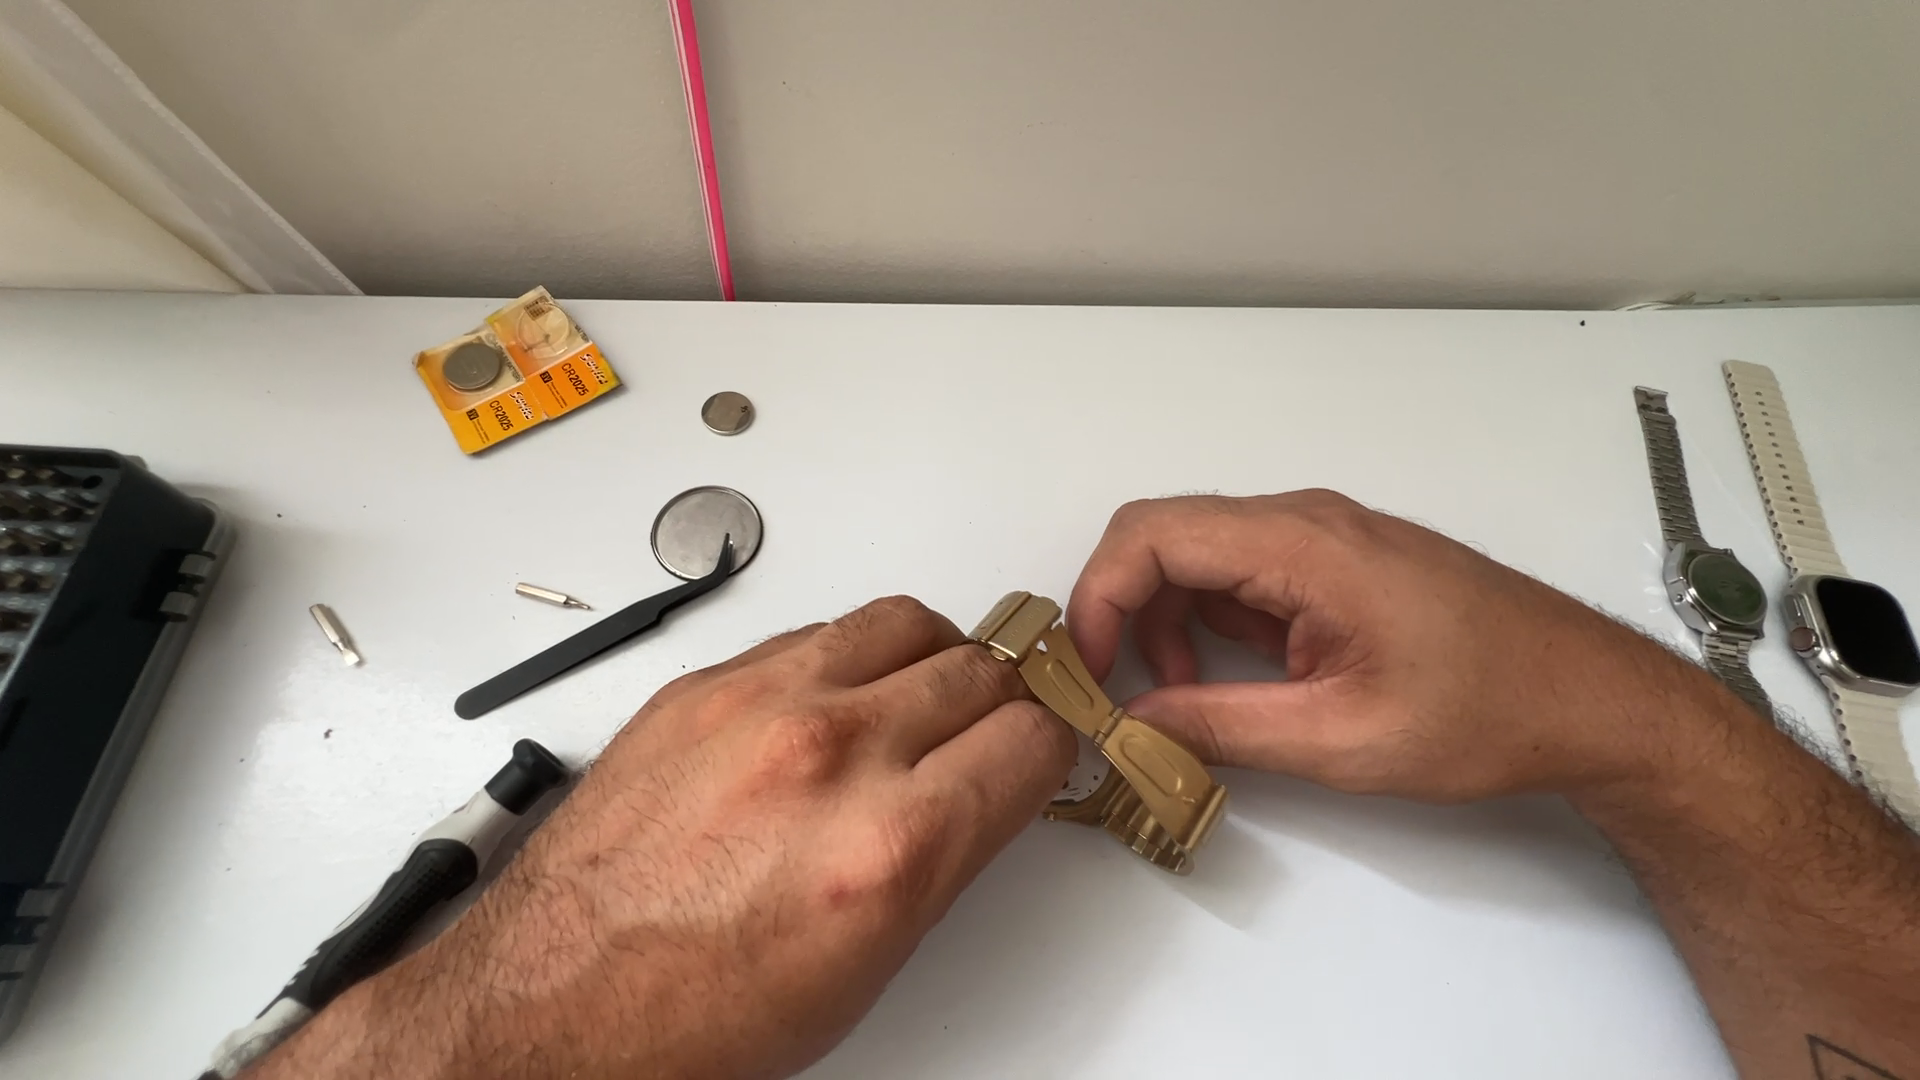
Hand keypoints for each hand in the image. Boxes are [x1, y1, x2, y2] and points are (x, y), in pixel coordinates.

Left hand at [256, 596, 1074, 1079]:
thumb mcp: (871, 957)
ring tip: (927, 688)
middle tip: (992, 720)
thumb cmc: (704, 1010)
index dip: (1050, 743)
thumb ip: (949, 845)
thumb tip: (991, 778)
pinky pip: (825, 629)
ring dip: (939, 654)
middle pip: (982, 669)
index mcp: (890, 847)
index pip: (1031, 738)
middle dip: (1005, 697)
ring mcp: (764, 702)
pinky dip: (859, 653)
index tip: (1040, 748)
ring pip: (911, 621)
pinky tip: (846, 690)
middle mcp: (833, 755)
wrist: (553, 1001)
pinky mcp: (709, 680)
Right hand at [1067, 491, 1728, 802]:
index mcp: (1302, 543)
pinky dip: (1203, 617)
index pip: (1153, 534)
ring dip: (1161, 615)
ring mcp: (1314, 533)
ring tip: (1179, 688)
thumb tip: (1131, 722)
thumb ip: (1219, 726)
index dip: (1100, 595)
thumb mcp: (1340, 740)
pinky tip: (1228, 670)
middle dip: (1120, 605)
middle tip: (1116, 680)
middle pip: (1162, 533)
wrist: (1600, 701)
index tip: (1089, 667)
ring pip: (1192, 550)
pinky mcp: (1325, 558)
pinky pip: (1233, 569)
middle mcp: (1299, 517)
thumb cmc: (1486, 716)